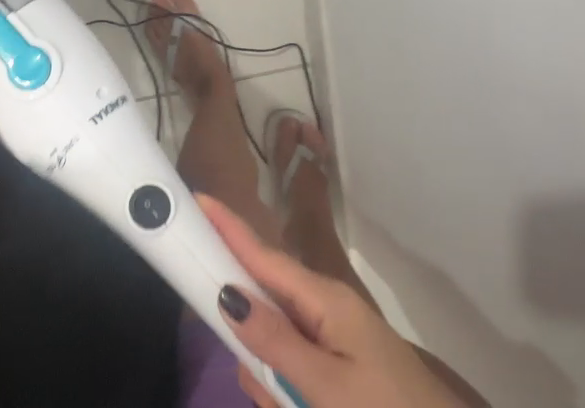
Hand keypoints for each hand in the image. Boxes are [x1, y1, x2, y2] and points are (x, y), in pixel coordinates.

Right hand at [201, 195, 470, 407]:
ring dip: (273, 383)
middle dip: (251, 350)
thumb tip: (228, 296)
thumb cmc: (386, 406)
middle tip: (275, 392)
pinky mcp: (332, 356)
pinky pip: (289, 363)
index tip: (197, 197)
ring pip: (270, 344)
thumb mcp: (327, 384)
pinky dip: (287, 391)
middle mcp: (321, 306)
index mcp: (323, 299)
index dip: (228, 227)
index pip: (263, 255)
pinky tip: (301, 407)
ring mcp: (327, 332)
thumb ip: (275, 342)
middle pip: (258, 307)